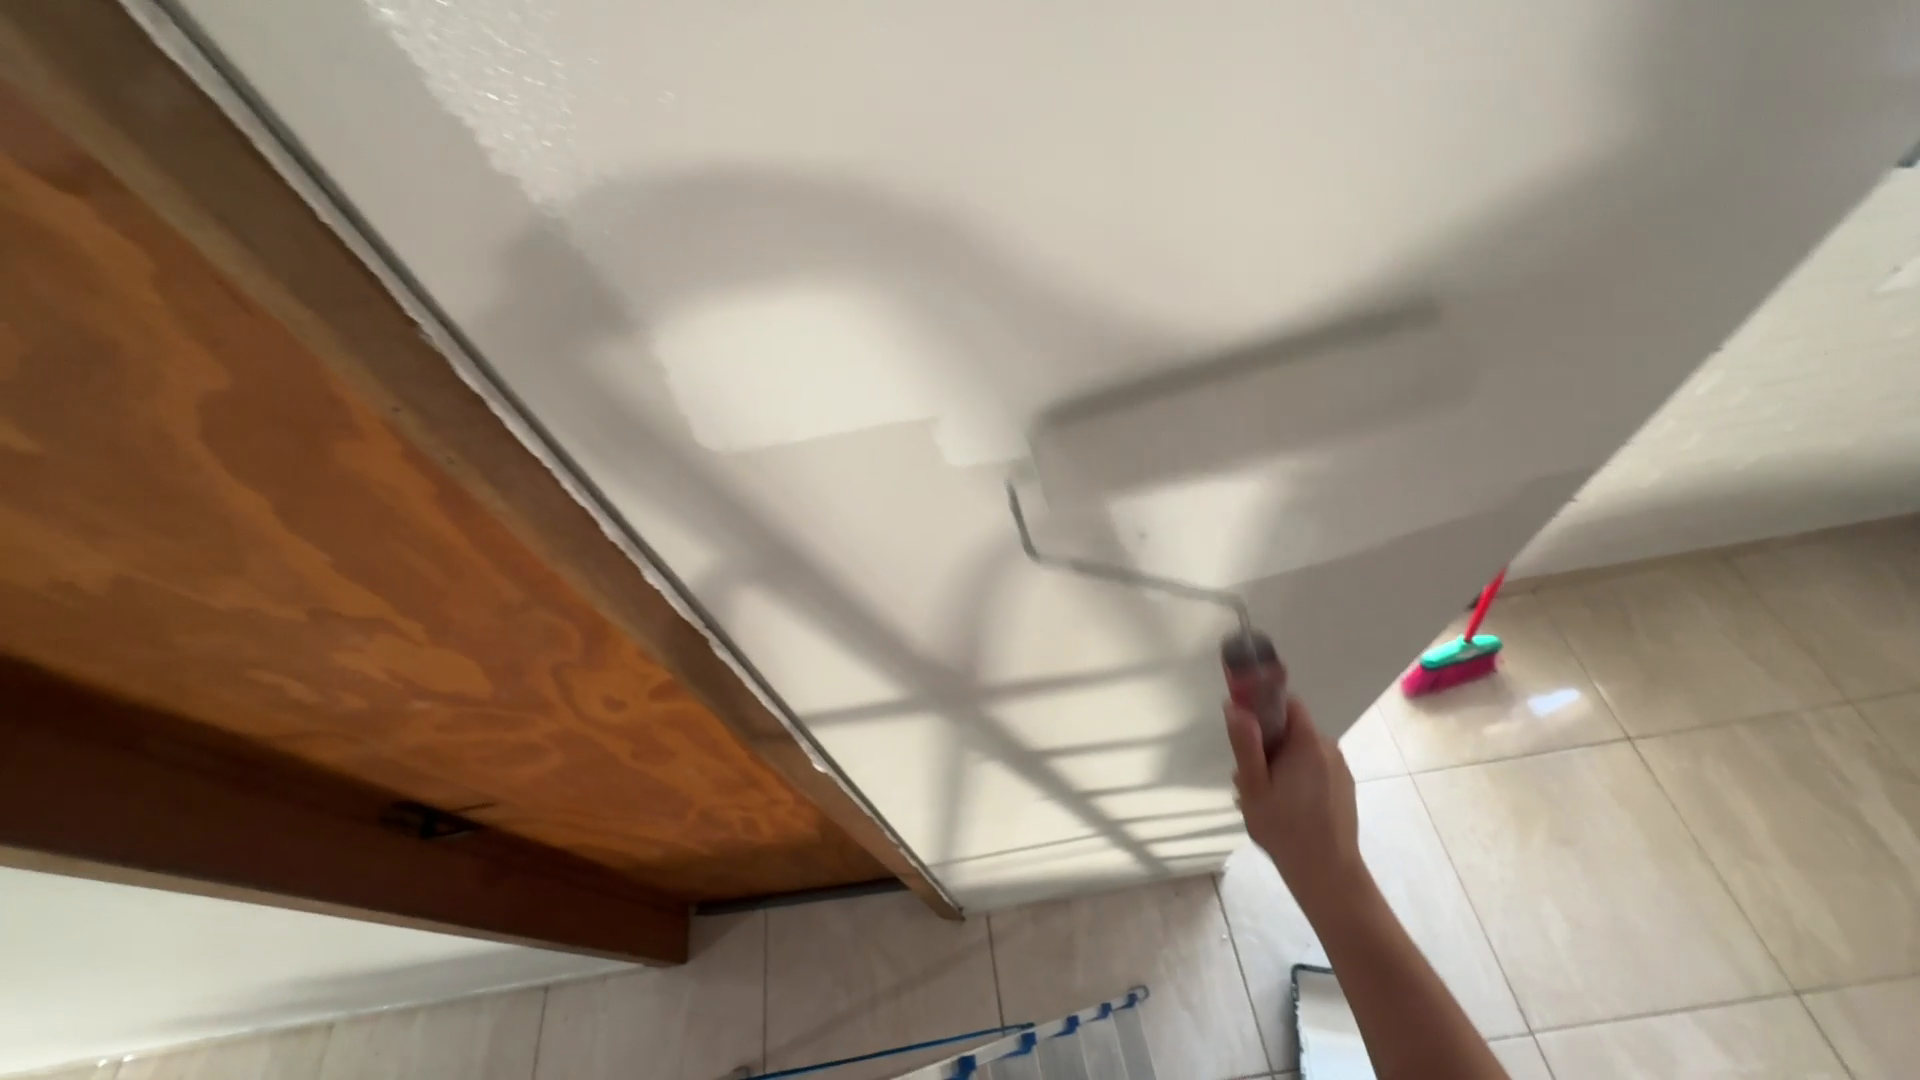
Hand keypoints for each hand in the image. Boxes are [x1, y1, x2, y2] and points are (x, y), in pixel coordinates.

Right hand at [1226, 696, 1365, 911]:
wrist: (1327, 873)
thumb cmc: (1284, 828)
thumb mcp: (1253, 785)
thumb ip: (1245, 743)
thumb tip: (1235, 706)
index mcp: (1307, 743)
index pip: (1287, 703)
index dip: (1263, 708)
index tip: (1245, 731)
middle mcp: (1329, 749)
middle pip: (1291, 731)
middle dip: (1267, 746)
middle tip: (1248, 778)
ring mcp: (1340, 770)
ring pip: (1302, 753)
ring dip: (1281, 765)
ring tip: (1263, 799)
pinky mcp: (1344, 789)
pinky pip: (1315, 770)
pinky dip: (1298, 779)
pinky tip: (1285, 809)